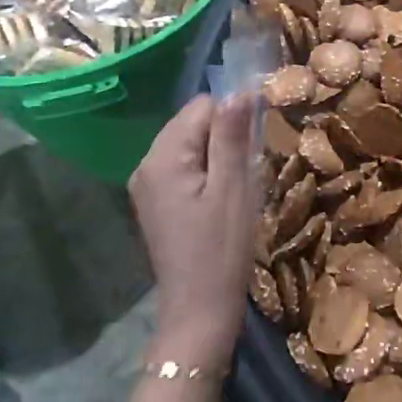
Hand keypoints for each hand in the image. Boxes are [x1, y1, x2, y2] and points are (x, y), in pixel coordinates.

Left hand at [129, 94, 257, 366]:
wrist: (198, 310)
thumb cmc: (222, 249)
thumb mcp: (234, 188)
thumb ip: (232, 136)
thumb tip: (238, 90)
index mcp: (163, 156)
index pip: (202, 107)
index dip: (233, 118)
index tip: (255, 143)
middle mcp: (145, 163)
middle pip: (191, 123)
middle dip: (223, 135)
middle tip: (249, 168)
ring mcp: (146, 185)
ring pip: (188, 145)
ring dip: (216, 154)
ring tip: (237, 185)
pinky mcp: (154, 203)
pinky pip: (182, 168)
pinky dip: (205, 172)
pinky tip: (220, 198)